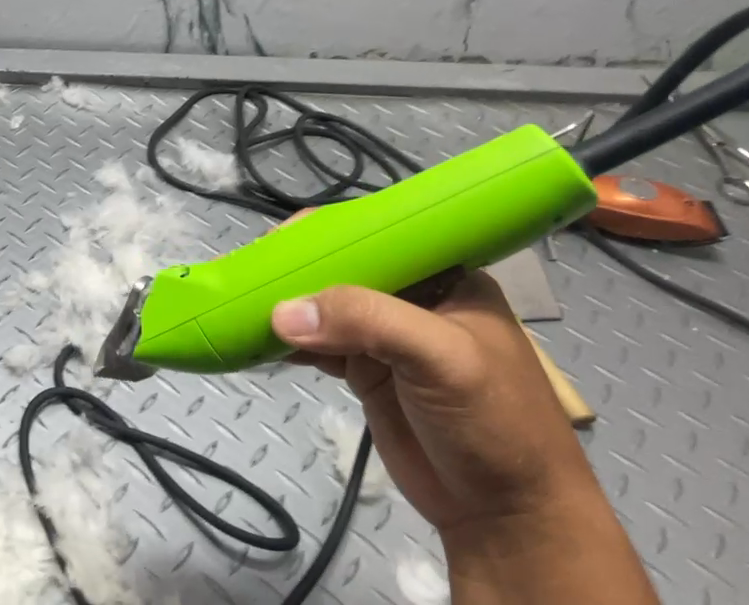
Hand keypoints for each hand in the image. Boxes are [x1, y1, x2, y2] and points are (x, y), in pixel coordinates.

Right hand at [271, 272, 658, 604]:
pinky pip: (314, 343)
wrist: (508, 516)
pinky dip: (284, 341)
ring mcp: (384, 336)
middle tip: (247, 275)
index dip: (326, 232)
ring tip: (239, 304)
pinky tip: (253, 340)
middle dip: (294, 270)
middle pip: (340, 268)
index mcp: (443, 277)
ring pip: (322, 306)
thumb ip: (366, 322)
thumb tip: (281, 313)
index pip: (376, 235)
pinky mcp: (363, 370)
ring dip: (284, 307)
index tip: (277, 243)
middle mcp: (411, 298)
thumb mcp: (441, 358)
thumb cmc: (494, 422)